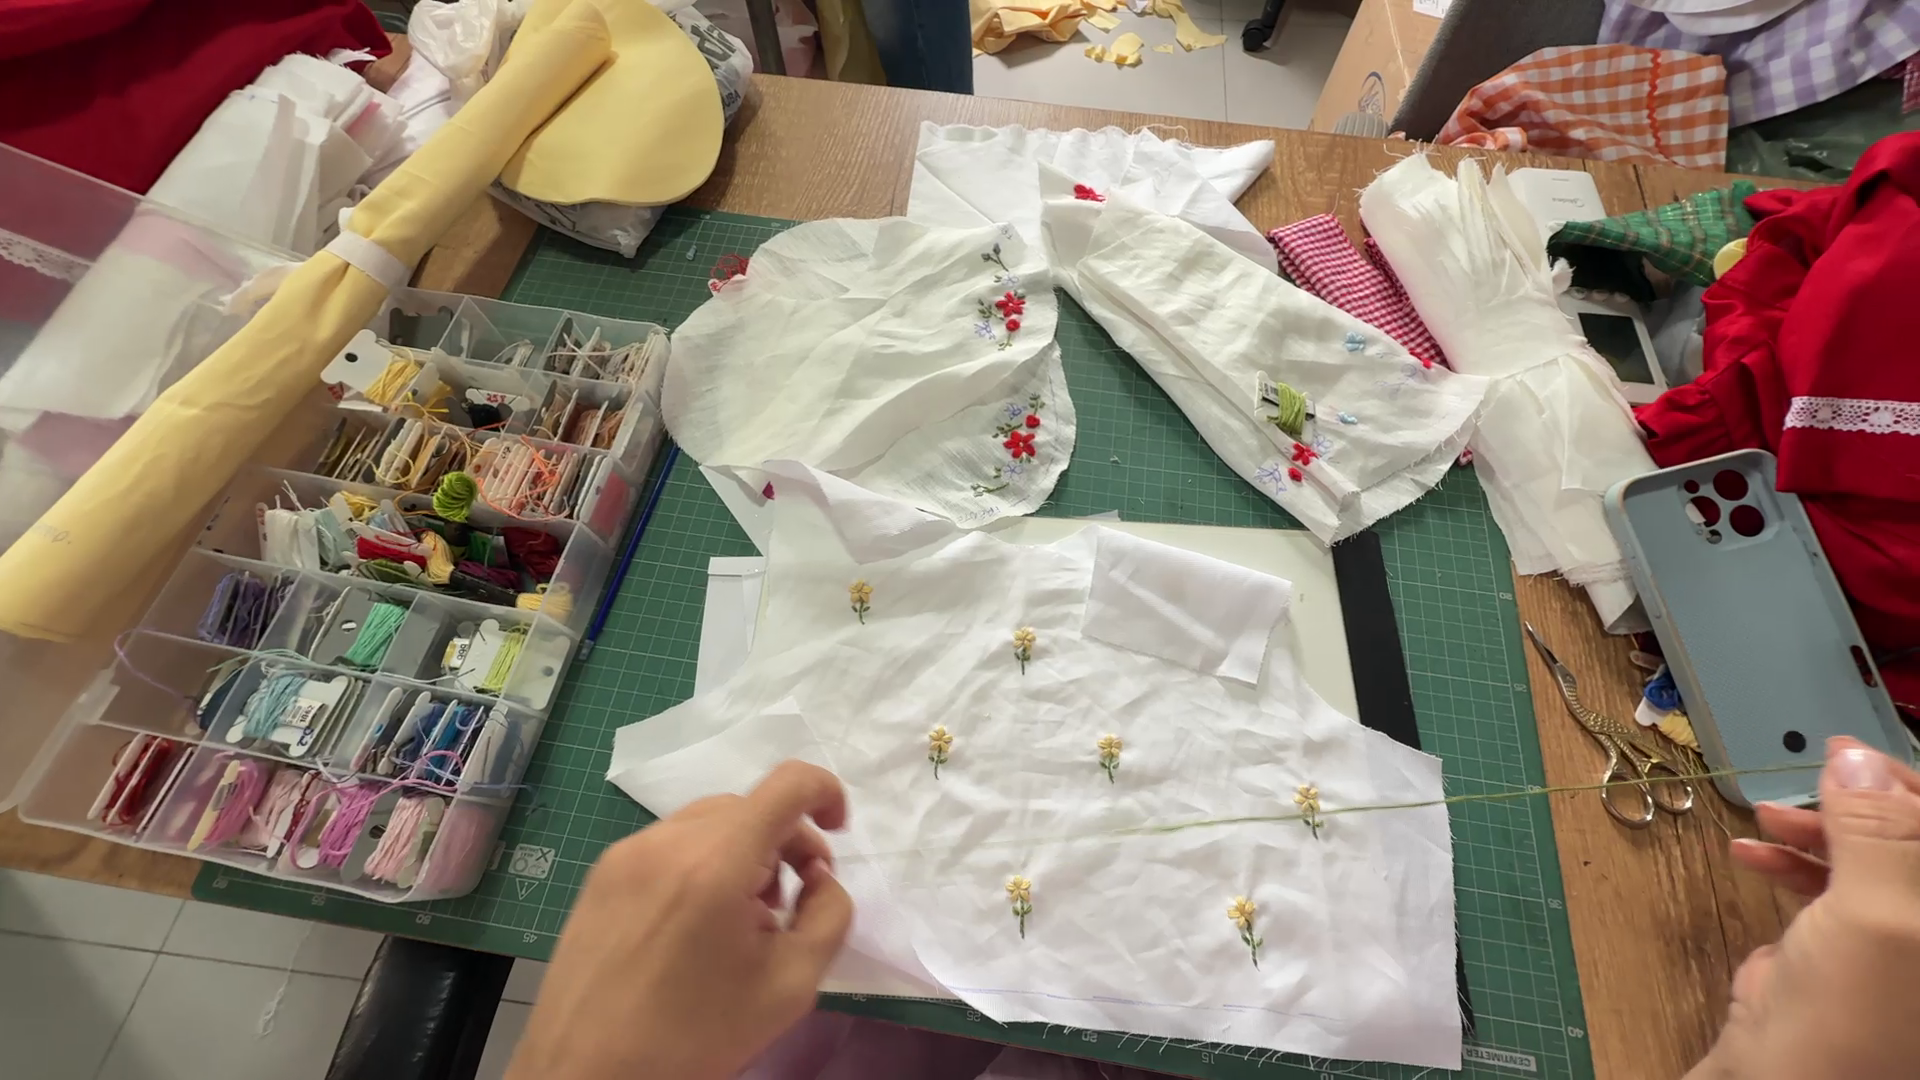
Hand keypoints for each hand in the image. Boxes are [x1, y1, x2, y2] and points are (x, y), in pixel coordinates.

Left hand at [508, 761, 853, 1079]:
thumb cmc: (692, 1039)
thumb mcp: (792, 985)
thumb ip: (829, 913)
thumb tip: (817, 875)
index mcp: (718, 861)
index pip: (789, 783)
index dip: (826, 791)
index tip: (837, 831)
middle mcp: (671, 839)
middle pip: (753, 807)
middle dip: (787, 842)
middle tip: (791, 901)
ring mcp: (630, 851)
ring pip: (714, 822)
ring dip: (746, 852)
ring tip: (742, 918)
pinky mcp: (604, 872)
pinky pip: (674, 843)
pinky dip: (704, 863)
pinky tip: (695, 924)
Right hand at [1689, 737, 1919, 1078]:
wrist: (1792, 1079)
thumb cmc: (1860, 1011)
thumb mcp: (1877, 916)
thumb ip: (1876, 834)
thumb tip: (1857, 758)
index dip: (1912, 789)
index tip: (1851, 754)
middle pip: (1913, 840)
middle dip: (1861, 808)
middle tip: (1806, 786)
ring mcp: (1901, 937)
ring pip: (1871, 857)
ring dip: (1818, 831)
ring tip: (1766, 821)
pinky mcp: (1852, 945)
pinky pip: (1832, 884)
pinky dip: (1792, 861)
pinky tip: (1752, 854)